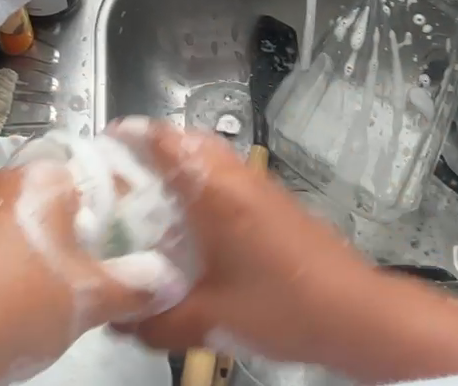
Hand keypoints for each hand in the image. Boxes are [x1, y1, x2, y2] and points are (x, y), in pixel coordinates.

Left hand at [0, 156, 188, 384]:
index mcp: (49, 178)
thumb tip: (171, 278)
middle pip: (60, 184)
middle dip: (82, 215)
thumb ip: (135, 286)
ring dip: (37, 212)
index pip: (101, 178)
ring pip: (19, 189)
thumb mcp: (88, 301)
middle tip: (98, 260)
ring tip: (52, 254)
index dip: (126, 208)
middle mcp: (11, 173)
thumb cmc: (19, 305)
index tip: (138, 240)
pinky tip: (3, 239)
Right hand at [104, 116, 379, 363]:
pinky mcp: (272, 198)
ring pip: (208, 153)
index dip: (130, 135)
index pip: (164, 141)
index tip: (102, 143)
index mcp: (213, 190)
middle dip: (150, 147)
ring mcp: (257, 183)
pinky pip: (226, 172)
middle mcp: (234, 174)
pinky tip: (192, 218)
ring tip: (149, 193)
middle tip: (120, 172)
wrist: (356, 314)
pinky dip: (201, 179)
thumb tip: (116, 322)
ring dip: (178, 161)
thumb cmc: (281, 307)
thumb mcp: (210, 319)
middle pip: (185, 139)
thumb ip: (156, 319)